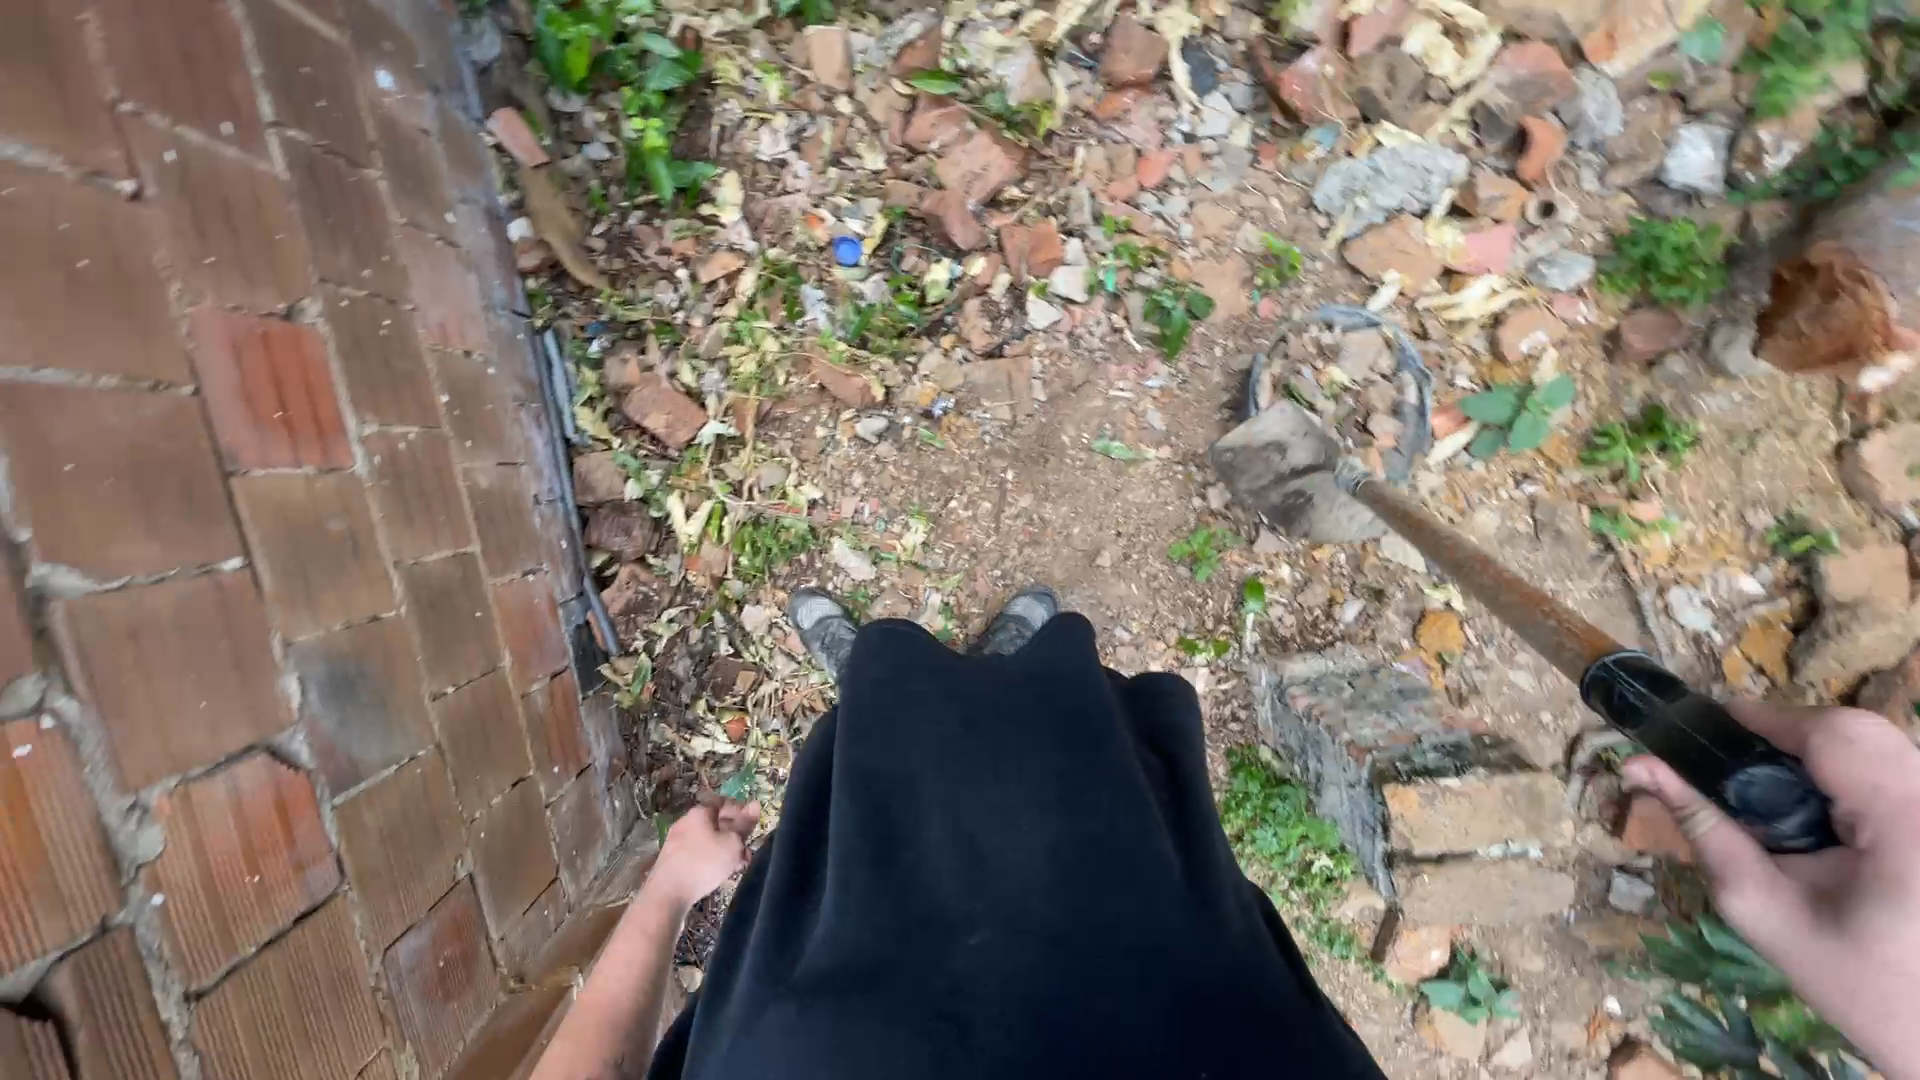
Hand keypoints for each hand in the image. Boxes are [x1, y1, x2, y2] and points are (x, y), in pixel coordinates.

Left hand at [647, 799, 759, 911]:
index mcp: (699, 812)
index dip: (740, 810)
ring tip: (738, 864)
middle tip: (747, 849)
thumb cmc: (704, 862)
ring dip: (725, 849)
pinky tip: (720, 873)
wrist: (667, 895)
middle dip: (734, 835)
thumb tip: (755, 804)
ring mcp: (676, 843)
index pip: (723, 802)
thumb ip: (745, 824)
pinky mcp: (672, 862)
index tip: (751, 825)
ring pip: (708, 841)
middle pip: (716, 822)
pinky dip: (711, 860)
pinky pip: (697, 854)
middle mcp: (685, 823)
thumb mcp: (732, 842)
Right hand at [1623, 702, 1919, 1073]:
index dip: (1765, 719)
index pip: (1838, 736)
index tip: (1703, 735)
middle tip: (1734, 776)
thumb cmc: (1864, 989)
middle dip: (1788, 738)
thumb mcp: (1761, 909)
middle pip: (1862, 734)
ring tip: (1781, 807)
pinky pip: (1899, 776)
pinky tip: (1833, 828)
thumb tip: (1638, 766)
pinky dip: (1853, 783)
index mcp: (1909, 832)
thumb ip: (1703, 829)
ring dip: (1821, 761)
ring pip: (1883, 749)